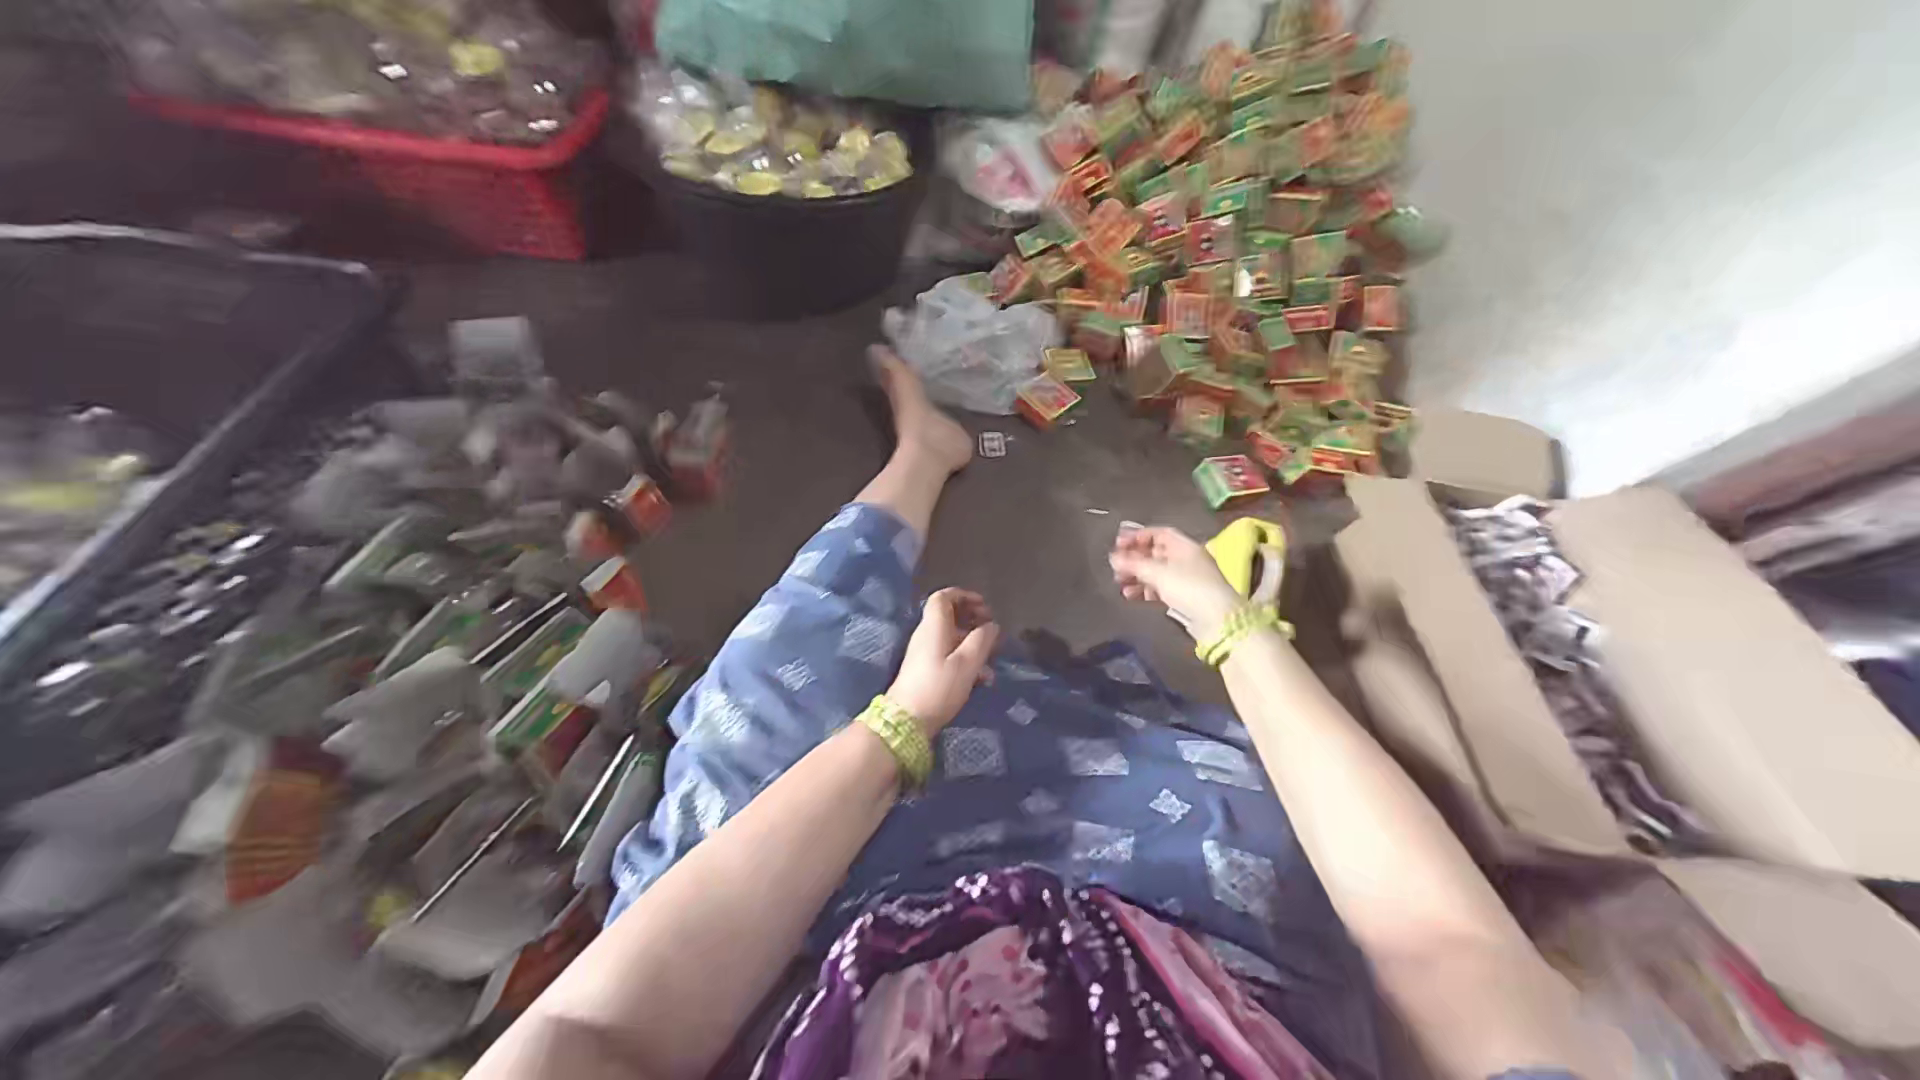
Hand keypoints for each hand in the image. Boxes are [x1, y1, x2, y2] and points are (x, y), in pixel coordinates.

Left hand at [887, 588, 999, 734]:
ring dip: (972, 642)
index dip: (964, 595)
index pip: (943, 597)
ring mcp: (924, 653)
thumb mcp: (967, 663)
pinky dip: (965, 658)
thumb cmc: (939, 687)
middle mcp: (926, 635)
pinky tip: (982, 678)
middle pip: (948, 616)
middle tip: (991, 627)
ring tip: (992, 656)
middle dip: (972, 618)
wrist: (907, 720)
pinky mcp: (925, 670)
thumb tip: (991, 625)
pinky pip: (948, 654)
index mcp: (934, 626)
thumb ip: (982, 640)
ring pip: (951, 637)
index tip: (984, 605)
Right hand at [1109, 526, 1243, 642]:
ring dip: (1136, 576)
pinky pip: (1160, 587)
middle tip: (1115, 566)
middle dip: (1134, 558)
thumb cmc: (1188, 587)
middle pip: (1155, 553)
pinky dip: (1145, 589)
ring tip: (1120, 584)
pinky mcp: (1184, 596)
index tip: (1118, 544)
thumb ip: (1133, 563)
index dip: (1138, 536)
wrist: (1217, 619)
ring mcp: (1186, 578)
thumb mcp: (1158, 572)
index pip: (1158, 533)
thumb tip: (1113, 558)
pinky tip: (1130, 596)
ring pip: (1155, 572)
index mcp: (1184, 546)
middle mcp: (1185, 558)